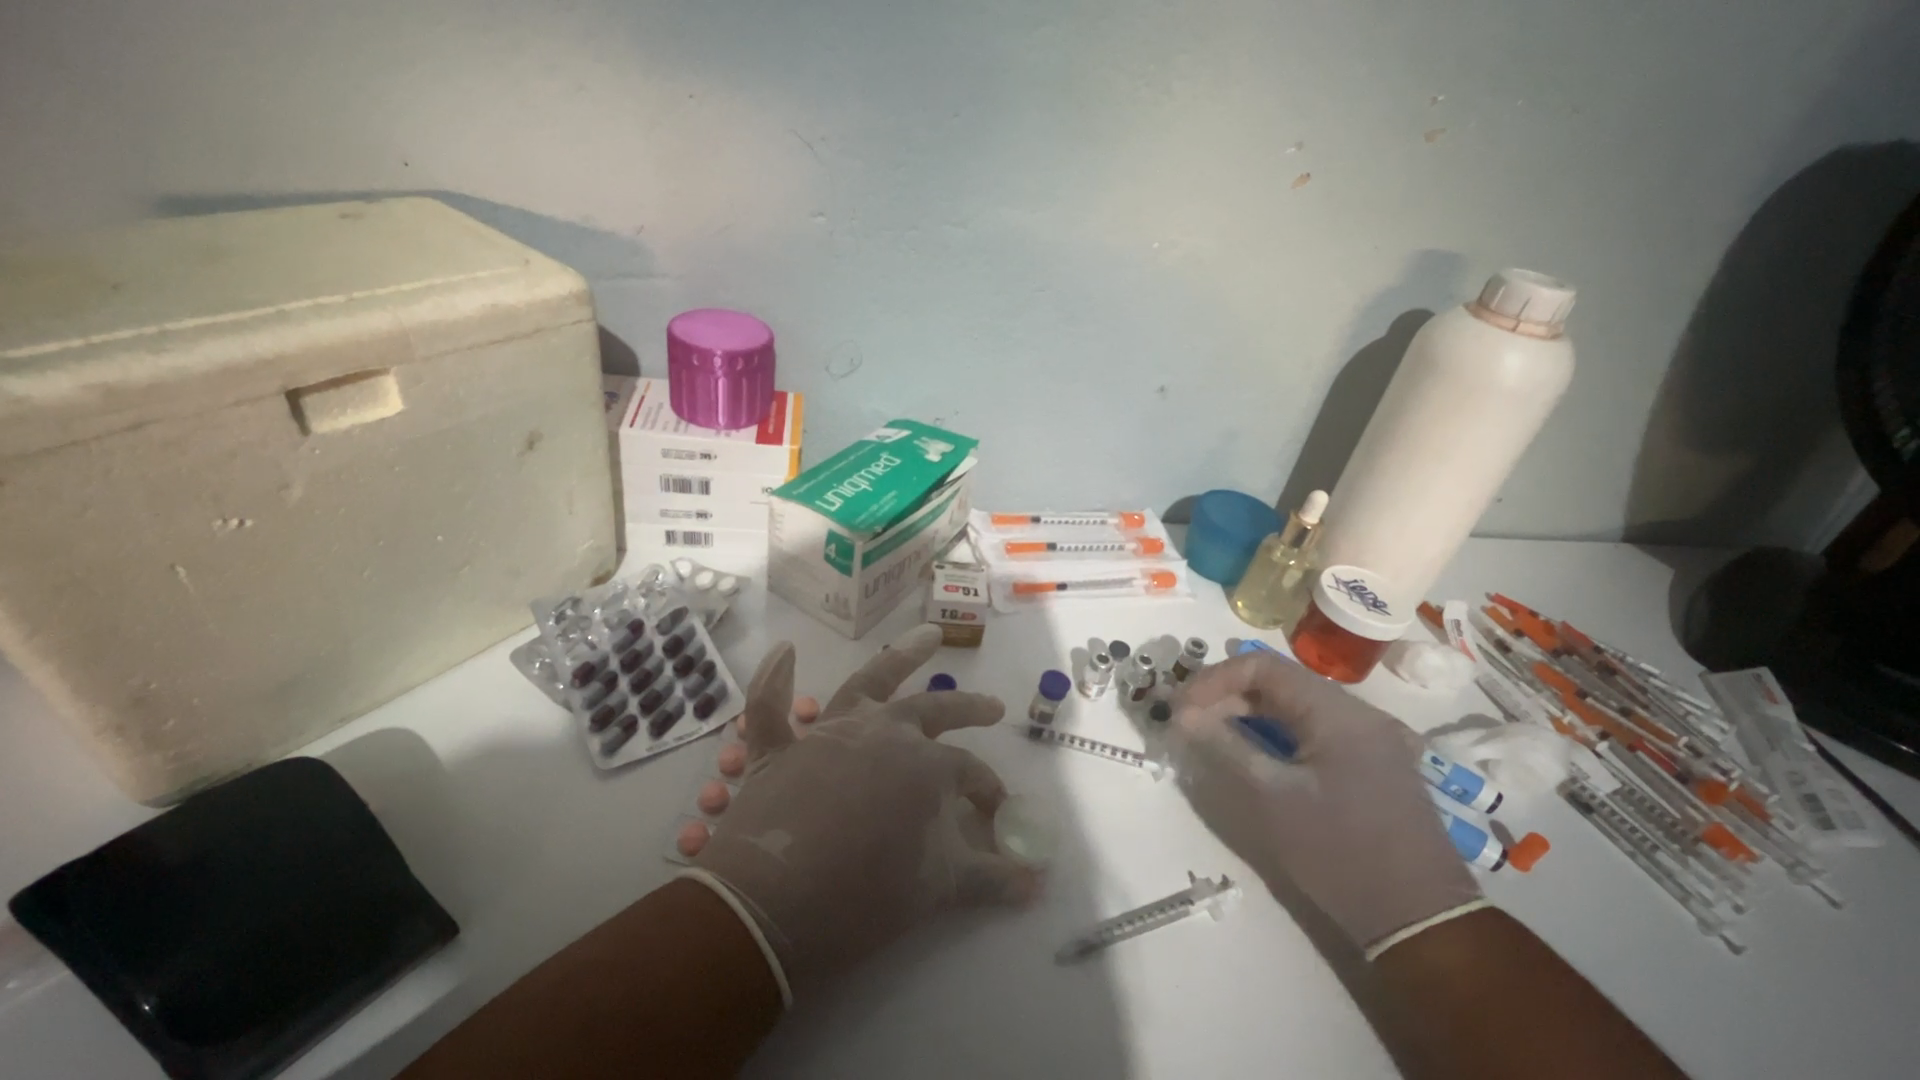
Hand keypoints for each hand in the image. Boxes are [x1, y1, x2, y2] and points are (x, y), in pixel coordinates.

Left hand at [691, 624, 1041, 999]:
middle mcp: (882, 734)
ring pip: (869, 682)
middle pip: (933, 709)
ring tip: (928, 635)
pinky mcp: (778, 751)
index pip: (969, 773)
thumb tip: (1036, 882)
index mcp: (925, 765)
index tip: (996, 817)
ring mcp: (828, 734)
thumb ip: (990, 877)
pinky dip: (774, 678)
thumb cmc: (865, 896)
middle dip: (967, 707)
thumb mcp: (939, 889)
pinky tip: (784, 650)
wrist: (774, 909)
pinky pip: (770, 707)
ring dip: (901, 656)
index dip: (987, 793)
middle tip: (992, 706)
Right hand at [1169, 652, 1481, 953]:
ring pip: (1299, 709)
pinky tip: (1256, 759)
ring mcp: (1374, 741)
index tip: (1179, 710)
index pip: (1263, 666)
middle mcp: (1361, 715)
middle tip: (1188, 726)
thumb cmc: (1340, 854)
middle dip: (1228, 698)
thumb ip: (1224, 747)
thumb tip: (1182, 715)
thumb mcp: (1271, 799)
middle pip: (1282, 684)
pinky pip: (1317, 734)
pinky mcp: (1376, 767)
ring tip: (1213, 740)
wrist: (1419, 920)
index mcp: (1339, 712)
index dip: (1213, 680)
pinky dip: (1279, 737)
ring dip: (1251, 717)